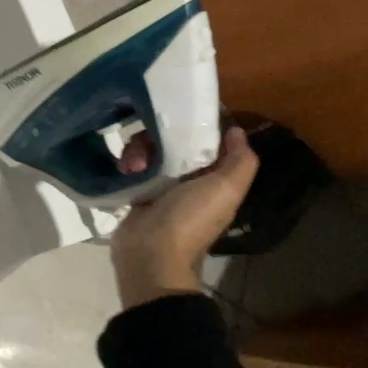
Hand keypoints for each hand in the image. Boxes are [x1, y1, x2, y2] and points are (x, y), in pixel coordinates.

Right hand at [108, 126, 257, 307]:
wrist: (151, 252)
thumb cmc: (190, 218)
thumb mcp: (225, 190)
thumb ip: (240, 162)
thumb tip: (237, 132)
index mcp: (215, 180)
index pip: (208, 143)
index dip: (197, 127)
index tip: (181, 115)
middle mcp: (191, 180)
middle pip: (174, 142)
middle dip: (160, 138)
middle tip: (151, 143)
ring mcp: (163, 185)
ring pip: (150, 149)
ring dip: (140, 150)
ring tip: (135, 165)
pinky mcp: (139, 189)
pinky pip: (133, 163)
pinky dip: (128, 162)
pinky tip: (127, 170)